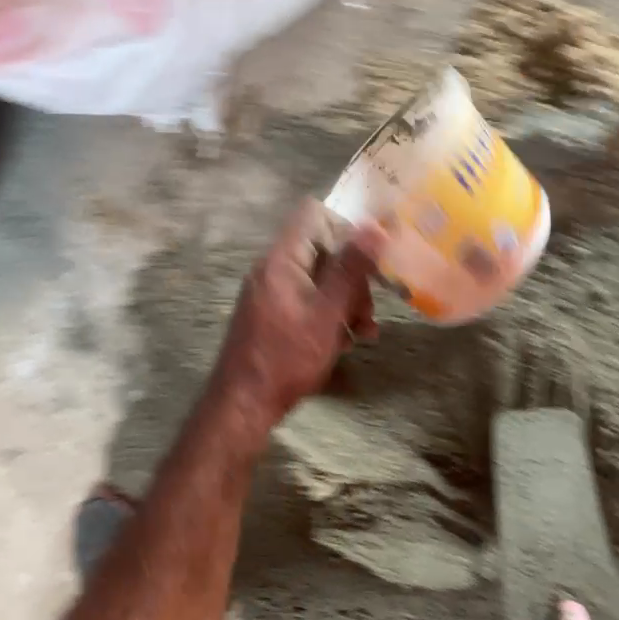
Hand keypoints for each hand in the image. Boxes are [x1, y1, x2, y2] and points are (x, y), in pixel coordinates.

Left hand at [208, 199, 386, 434]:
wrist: (243, 405)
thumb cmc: (286, 359)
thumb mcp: (327, 314)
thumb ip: (351, 269)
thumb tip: (376, 225)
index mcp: (281, 260)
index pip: (315, 215)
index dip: (347, 230)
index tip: (370, 262)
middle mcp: (271, 269)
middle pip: (321, 249)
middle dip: (352, 276)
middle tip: (368, 311)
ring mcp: (269, 294)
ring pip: (317, 280)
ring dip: (345, 301)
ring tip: (363, 333)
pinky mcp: (270, 316)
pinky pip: (306, 301)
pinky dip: (328, 316)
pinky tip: (344, 342)